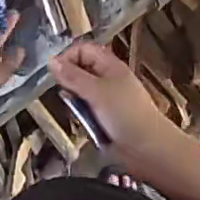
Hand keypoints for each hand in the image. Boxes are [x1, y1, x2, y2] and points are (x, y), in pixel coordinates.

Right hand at [49, 40, 187, 166]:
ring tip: (79, 114)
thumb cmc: (125, 114)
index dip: (68, 58)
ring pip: (81, 92)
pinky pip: (86, 110)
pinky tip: (84, 124)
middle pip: (80, 70)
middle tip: (68, 96)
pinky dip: (82, 116)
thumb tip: (50, 61)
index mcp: (109, 65)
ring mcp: (106, 98)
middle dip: (70, 82)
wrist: (149, 150)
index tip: (55, 75)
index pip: (82, 50)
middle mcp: (107, 78)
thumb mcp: (96, 92)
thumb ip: (73, 77)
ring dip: (76, 102)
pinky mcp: (105, 117)